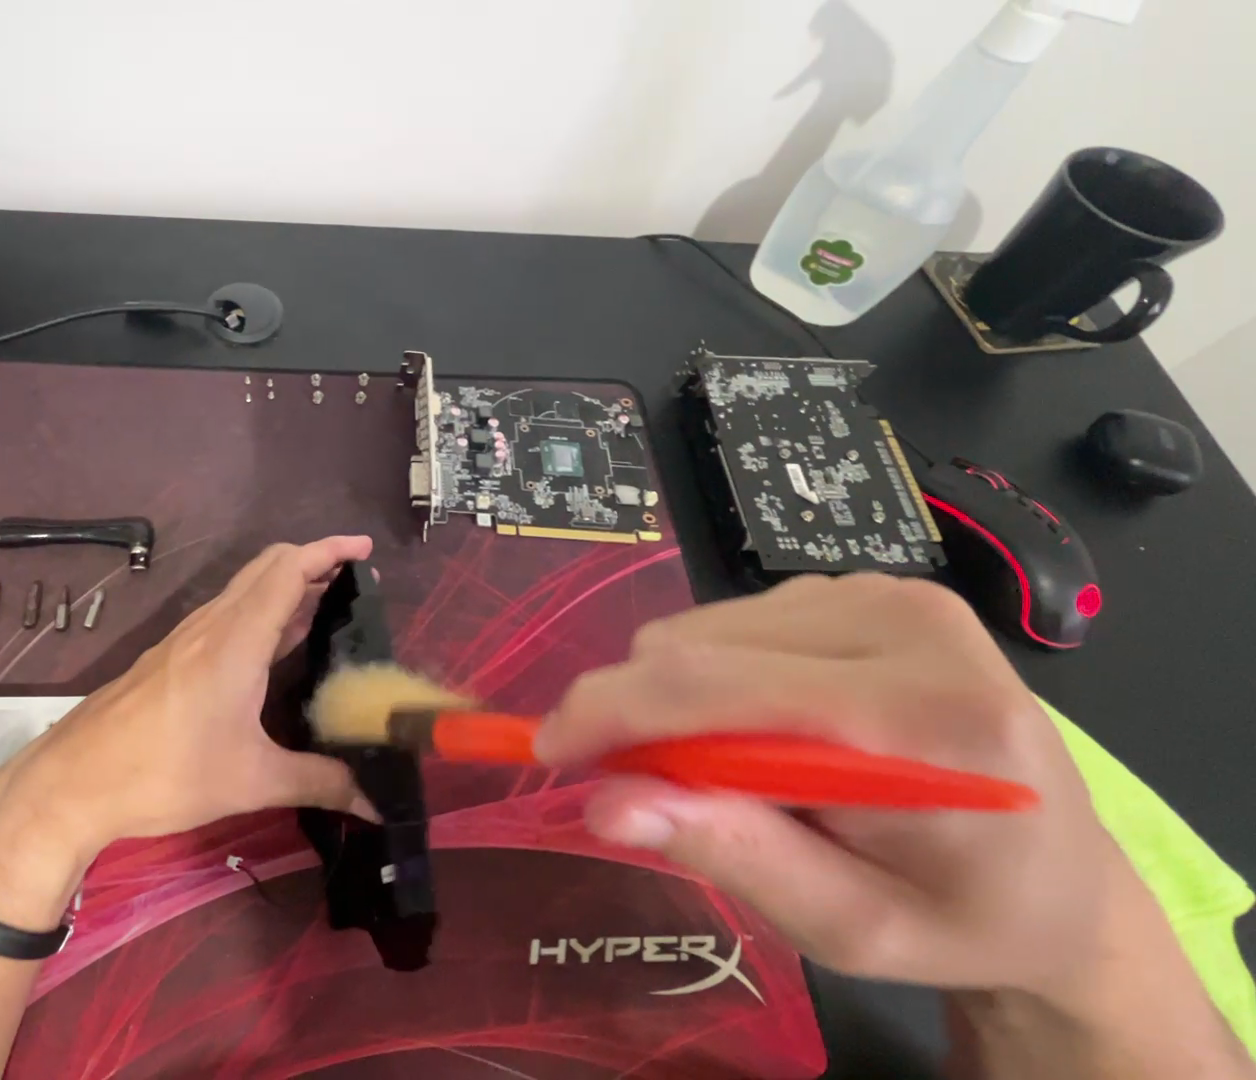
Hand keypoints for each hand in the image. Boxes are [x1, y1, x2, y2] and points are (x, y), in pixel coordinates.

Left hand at [0, 536, 375, 930]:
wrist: (75, 779)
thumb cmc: (166, 772)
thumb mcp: (252, 781)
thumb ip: (320, 783)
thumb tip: (376, 803)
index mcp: (237, 639)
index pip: (288, 571)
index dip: (328, 550)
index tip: (365, 548)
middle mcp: (212, 625)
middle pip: (267, 568)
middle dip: (313, 561)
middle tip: (355, 579)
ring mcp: (188, 638)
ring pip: (245, 590)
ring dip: (286, 585)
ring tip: (328, 604)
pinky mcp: (173, 655)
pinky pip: (228, 613)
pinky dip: (262, 610)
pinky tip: (277, 642)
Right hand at [536, 575, 1250, 1076]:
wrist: (1061, 875)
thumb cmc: (960, 916)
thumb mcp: (850, 926)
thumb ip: (732, 854)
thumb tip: (605, 804)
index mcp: (925, 716)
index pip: (718, 687)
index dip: (612, 712)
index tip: (547, 749)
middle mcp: (907, 625)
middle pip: (694, 648)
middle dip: (639, 714)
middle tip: (650, 783)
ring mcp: (887, 592)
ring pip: (700, 629)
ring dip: (678, 697)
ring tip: (732, 764)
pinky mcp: (865, 585)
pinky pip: (729, 620)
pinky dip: (713, 674)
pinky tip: (763, 720)